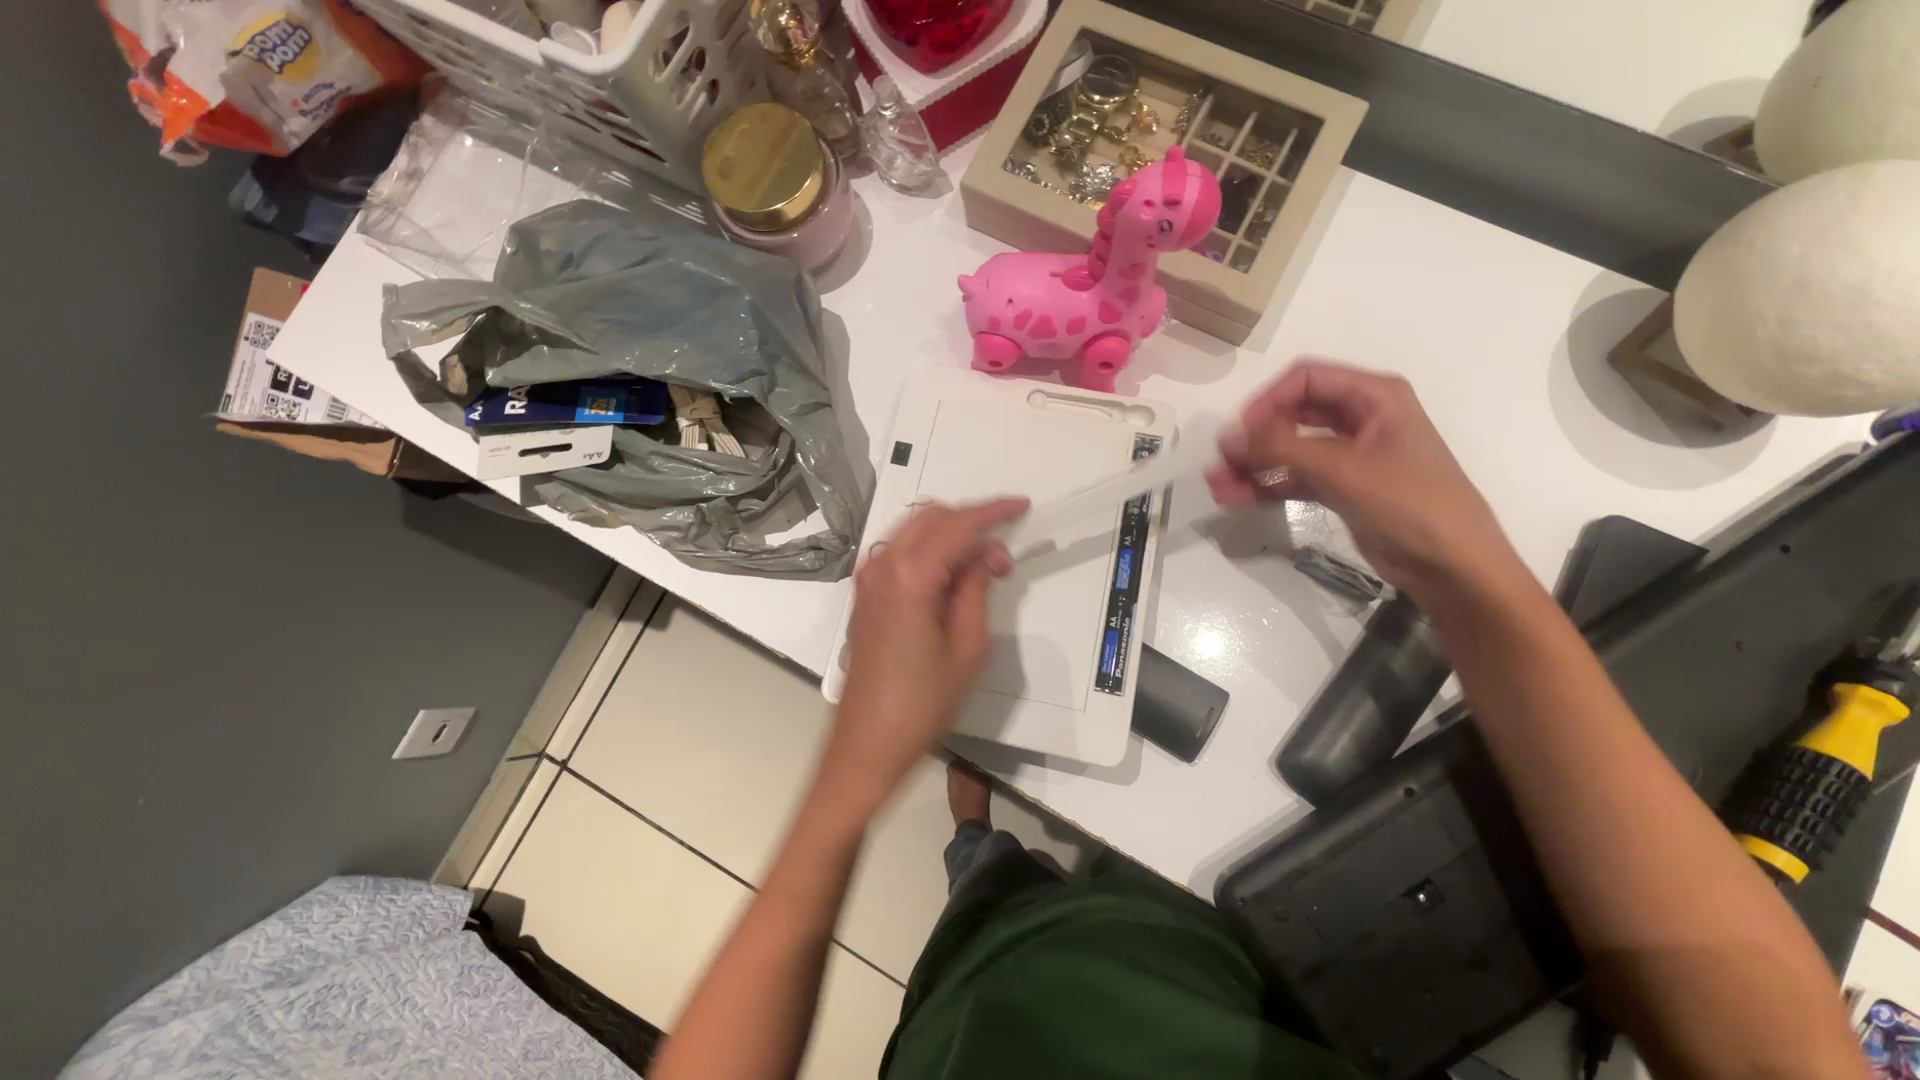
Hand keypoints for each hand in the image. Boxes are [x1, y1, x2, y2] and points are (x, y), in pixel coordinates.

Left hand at [831, 498, 1028, 796]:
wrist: (867, 742)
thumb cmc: (922, 703)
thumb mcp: (967, 647)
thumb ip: (977, 589)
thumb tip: (986, 556)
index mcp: (909, 577)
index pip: (957, 525)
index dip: (992, 512)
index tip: (1021, 507)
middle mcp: (881, 566)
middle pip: (931, 517)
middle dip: (971, 522)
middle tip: (1003, 554)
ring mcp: (867, 579)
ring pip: (913, 530)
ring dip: (949, 535)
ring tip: (983, 567)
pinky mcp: (864, 595)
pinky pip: (899, 551)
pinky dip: (928, 550)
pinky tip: (952, 576)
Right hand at [1207, 360, 1525, 601]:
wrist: (1452, 564)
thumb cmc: (1408, 502)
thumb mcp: (1342, 468)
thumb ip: (1280, 448)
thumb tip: (1226, 435)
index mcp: (1374, 396)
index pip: (1306, 380)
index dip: (1267, 401)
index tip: (1239, 432)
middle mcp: (1361, 418)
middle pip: (1293, 414)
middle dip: (1255, 437)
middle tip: (1220, 462)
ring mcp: (1351, 455)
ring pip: (1290, 450)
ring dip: (1254, 465)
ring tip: (1218, 486)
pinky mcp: (1343, 488)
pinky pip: (1295, 478)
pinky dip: (1268, 486)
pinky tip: (1237, 498)